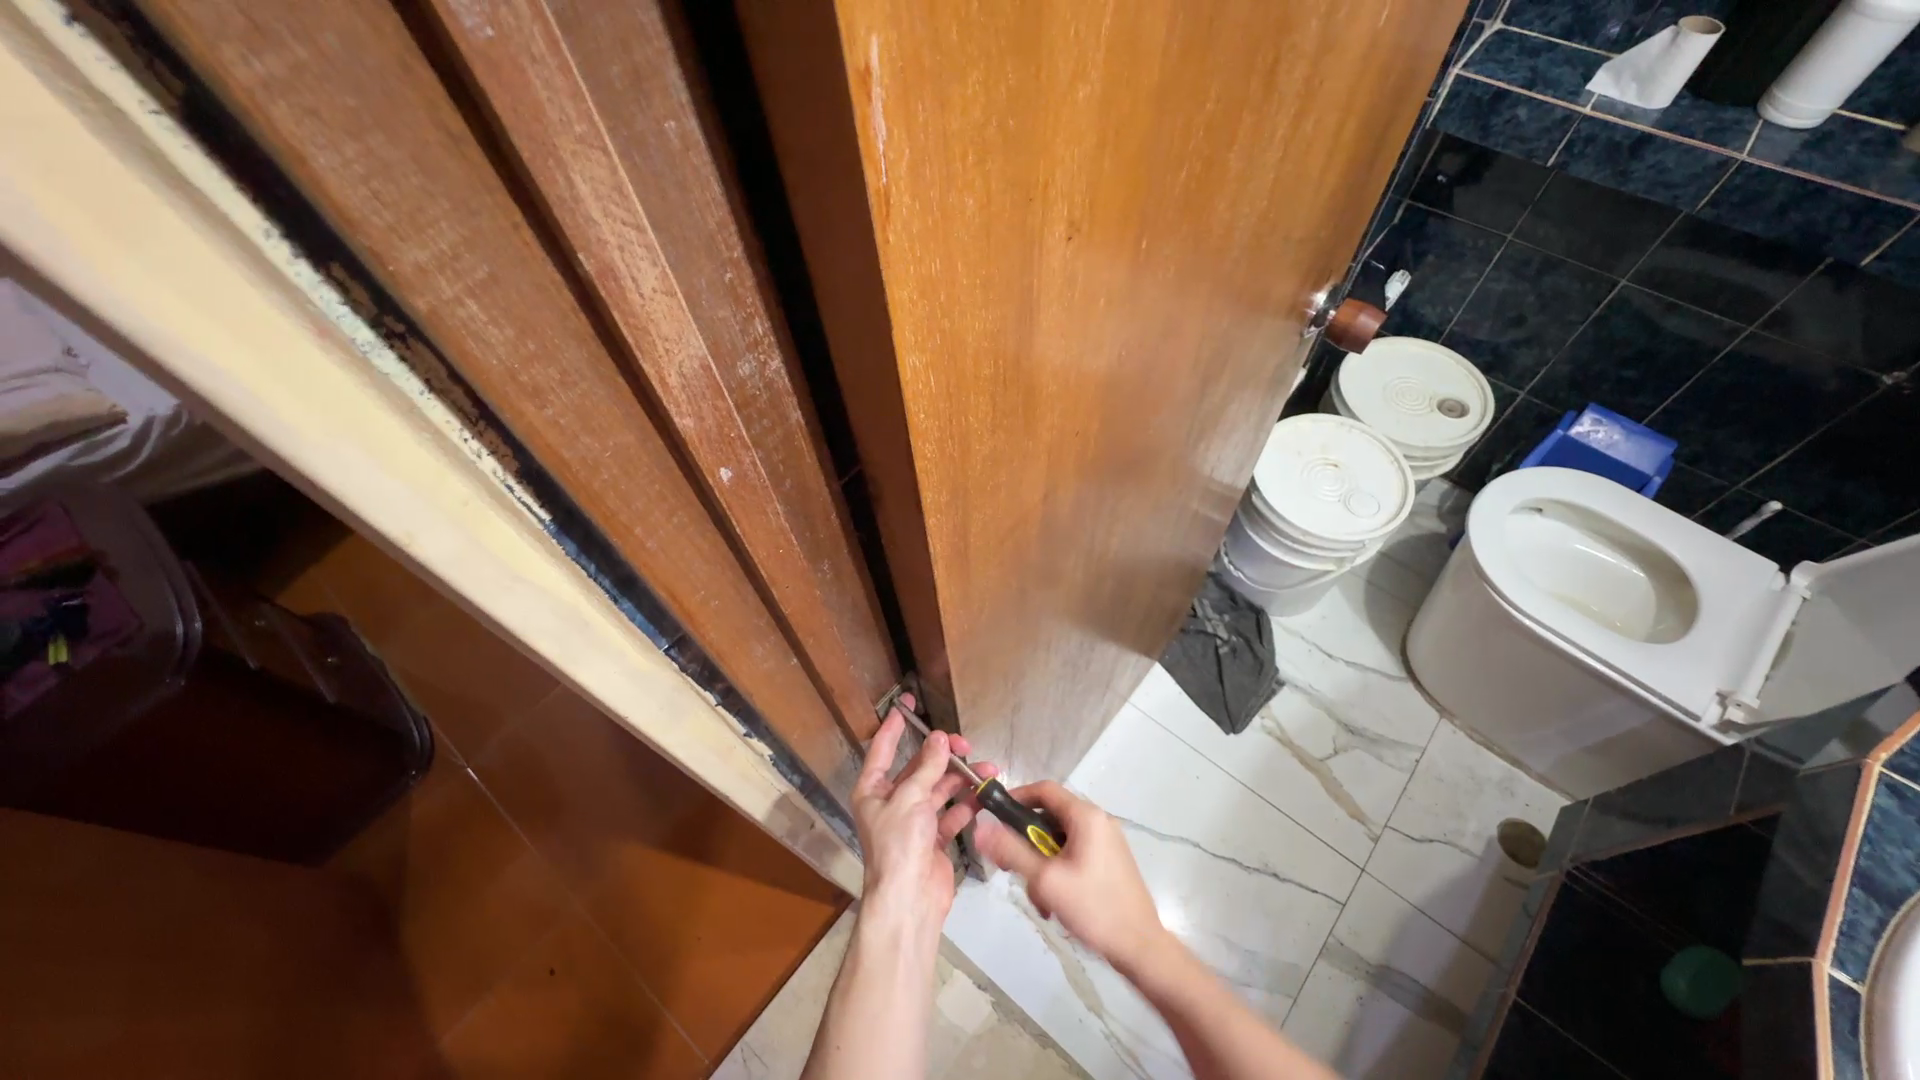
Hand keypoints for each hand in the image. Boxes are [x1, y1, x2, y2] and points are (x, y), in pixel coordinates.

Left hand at [851, 694, 999, 934]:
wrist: (909, 900)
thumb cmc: (899, 845)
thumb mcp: (910, 799)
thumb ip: (928, 768)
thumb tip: (940, 738)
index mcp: (872, 791)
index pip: (882, 750)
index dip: (894, 727)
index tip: (907, 705)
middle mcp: (891, 802)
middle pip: (919, 769)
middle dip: (943, 756)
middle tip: (965, 746)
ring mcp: (913, 821)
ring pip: (939, 789)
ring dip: (962, 779)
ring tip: (988, 771)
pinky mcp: (933, 839)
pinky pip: (951, 813)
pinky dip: (967, 804)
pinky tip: (984, 796)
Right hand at [973, 781, 1167, 969]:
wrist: (1139, 946)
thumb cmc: (1093, 907)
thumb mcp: (1045, 880)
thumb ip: (1011, 851)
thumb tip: (980, 828)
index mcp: (1086, 816)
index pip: (1044, 790)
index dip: (1015, 798)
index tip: (994, 818)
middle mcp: (1099, 821)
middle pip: (1050, 817)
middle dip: (1026, 843)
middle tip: (1010, 869)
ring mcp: (1107, 841)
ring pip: (1060, 840)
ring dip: (1041, 864)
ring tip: (1039, 898)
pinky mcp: (1110, 861)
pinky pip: (1074, 854)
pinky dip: (1058, 871)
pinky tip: (1055, 902)